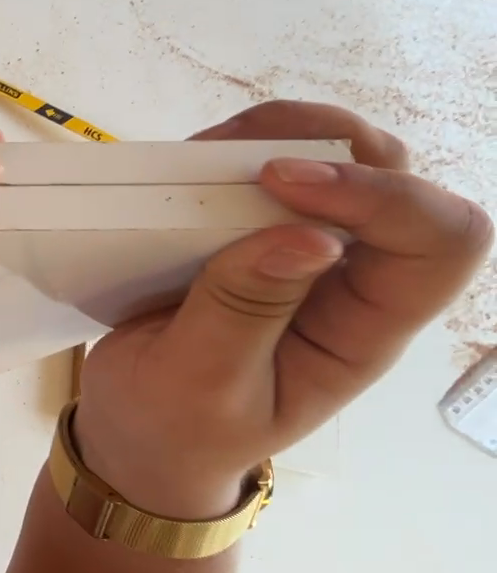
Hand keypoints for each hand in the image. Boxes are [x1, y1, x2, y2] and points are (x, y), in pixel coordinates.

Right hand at [76, 101, 493, 518]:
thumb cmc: (172, 423)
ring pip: (336, 164)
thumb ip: (244, 312)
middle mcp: (349, 281)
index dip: (378, 195)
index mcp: (364, 328)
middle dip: (331, 143)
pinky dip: (230, 156)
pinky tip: (181, 170)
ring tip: (202, 149)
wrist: (136, 435)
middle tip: (236, 146)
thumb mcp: (200, 381)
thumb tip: (307, 238)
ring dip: (280, 137)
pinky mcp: (239, 245)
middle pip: (398, 180)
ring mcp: (294, 258)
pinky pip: (259, 182)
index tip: (274, 179)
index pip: (436, 240)